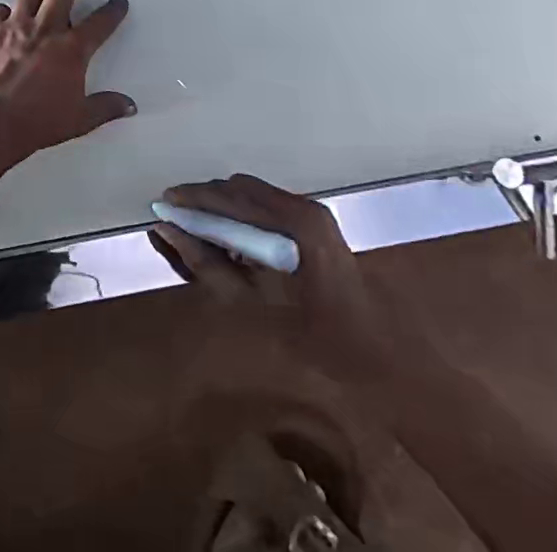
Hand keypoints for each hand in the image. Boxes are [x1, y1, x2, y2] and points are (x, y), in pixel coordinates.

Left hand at [0, 0, 134, 168]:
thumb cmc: (39, 121)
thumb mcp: (80, 119)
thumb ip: (106, 107)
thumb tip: (129, 106)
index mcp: (72, 49)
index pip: (101, 20)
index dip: (113, 9)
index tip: (118, 3)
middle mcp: (45, 30)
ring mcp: (15, 28)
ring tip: (40, 0)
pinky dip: (4, 13)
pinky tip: (8, 21)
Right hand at [148, 174, 388, 374]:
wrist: (395, 365)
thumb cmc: (325, 342)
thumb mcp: (254, 307)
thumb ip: (206, 264)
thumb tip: (168, 231)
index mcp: (295, 223)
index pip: (227, 197)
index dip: (190, 200)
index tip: (160, 206)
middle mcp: (306, 208)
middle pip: (238, 190)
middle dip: (202, 203)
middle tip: (174, 223)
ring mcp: (316, 216)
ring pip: (251, 196)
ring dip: (220, 210)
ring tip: (196, 235)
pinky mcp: (320, 228)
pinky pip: (266, 209)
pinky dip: (241, 219)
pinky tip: (229, 245)